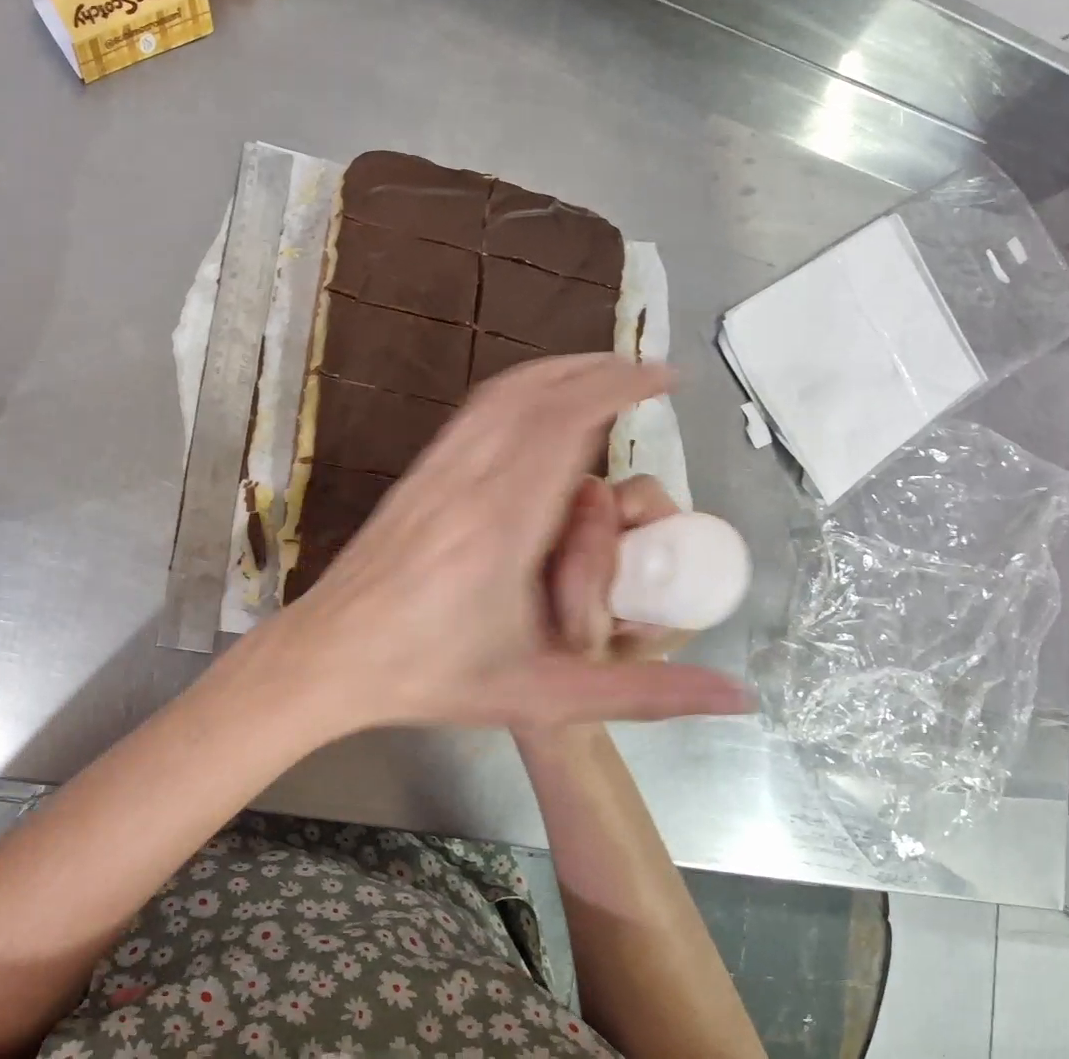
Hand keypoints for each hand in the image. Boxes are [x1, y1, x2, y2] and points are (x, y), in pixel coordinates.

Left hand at [249, 354, 746, 735]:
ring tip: (599, 377)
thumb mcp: (543, 697)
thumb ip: (643, 694)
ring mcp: (434, 473)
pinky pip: (469, 416)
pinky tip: (532, 410)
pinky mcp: (413, 478)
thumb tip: (740, 698)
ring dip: (554, 374)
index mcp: (504, 523)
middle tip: (645, 374)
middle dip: (597, 370)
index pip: (568, 422)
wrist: (328, 657)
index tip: (665, 379)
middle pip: (537, 393)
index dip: (619, 386)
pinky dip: (512, 394)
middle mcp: (468, 481)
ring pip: (498, 396)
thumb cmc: (431, 678)